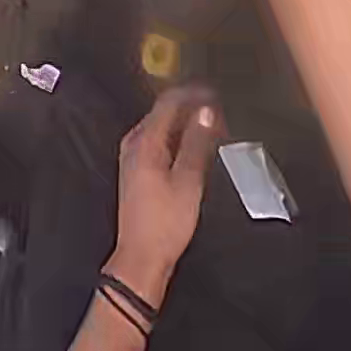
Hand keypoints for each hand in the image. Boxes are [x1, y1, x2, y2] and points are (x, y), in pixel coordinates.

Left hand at [106, 87, 222, 305]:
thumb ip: (197, 143)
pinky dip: (176, 136)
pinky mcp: (136, 166)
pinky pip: (158, 139)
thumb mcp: (187, 181)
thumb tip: (206, 110)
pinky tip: (193, 145)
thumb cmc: (166, 220)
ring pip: (161, 125)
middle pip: (163, 111)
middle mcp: (134, 140)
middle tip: (218, 111)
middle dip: (190, 107)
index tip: (215, 93)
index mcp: (144, 139)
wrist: (140, 257)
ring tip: (211, 125)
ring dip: (184, 122)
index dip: (192, 93)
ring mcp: (132, 153)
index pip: (168, 102)